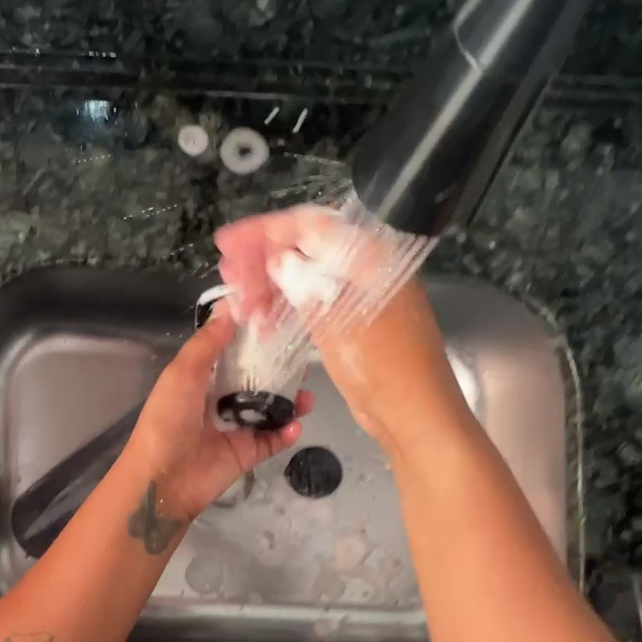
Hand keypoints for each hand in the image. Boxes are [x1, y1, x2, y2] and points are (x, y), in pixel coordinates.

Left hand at [123, 307, 312, 518]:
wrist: (163, 479)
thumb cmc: (168, 420)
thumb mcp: (182, 373)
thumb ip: (208, 343)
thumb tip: (231, 308)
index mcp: (200, 379)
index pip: (232, 353)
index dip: (253, 338)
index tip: (280, 321)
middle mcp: (218, 400)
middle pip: (256, 379)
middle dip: (280, 370)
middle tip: (304, 361)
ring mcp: (234, 428)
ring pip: (269, 409)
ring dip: (290, 402)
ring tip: (308, 398)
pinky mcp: (245, 454)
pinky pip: (272, 440)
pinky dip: (287, 433)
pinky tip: (296, 426)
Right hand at [215, 207, 465, 448]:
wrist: (414, 415)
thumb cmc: (381, 366)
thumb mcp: (336, 321)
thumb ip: (304, 283)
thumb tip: (276, 259)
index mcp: (373, 256)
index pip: (311, 227)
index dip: (265, 231)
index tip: (229, 241)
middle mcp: (369, 269)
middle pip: (306, 249)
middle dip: (262, 258)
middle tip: (227, 270)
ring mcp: (361, 296)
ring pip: (306, 277)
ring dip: (269, 285)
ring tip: (238, 297)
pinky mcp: (353, 322)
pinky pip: (313, 303)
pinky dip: (285, 307)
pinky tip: (259, 319)